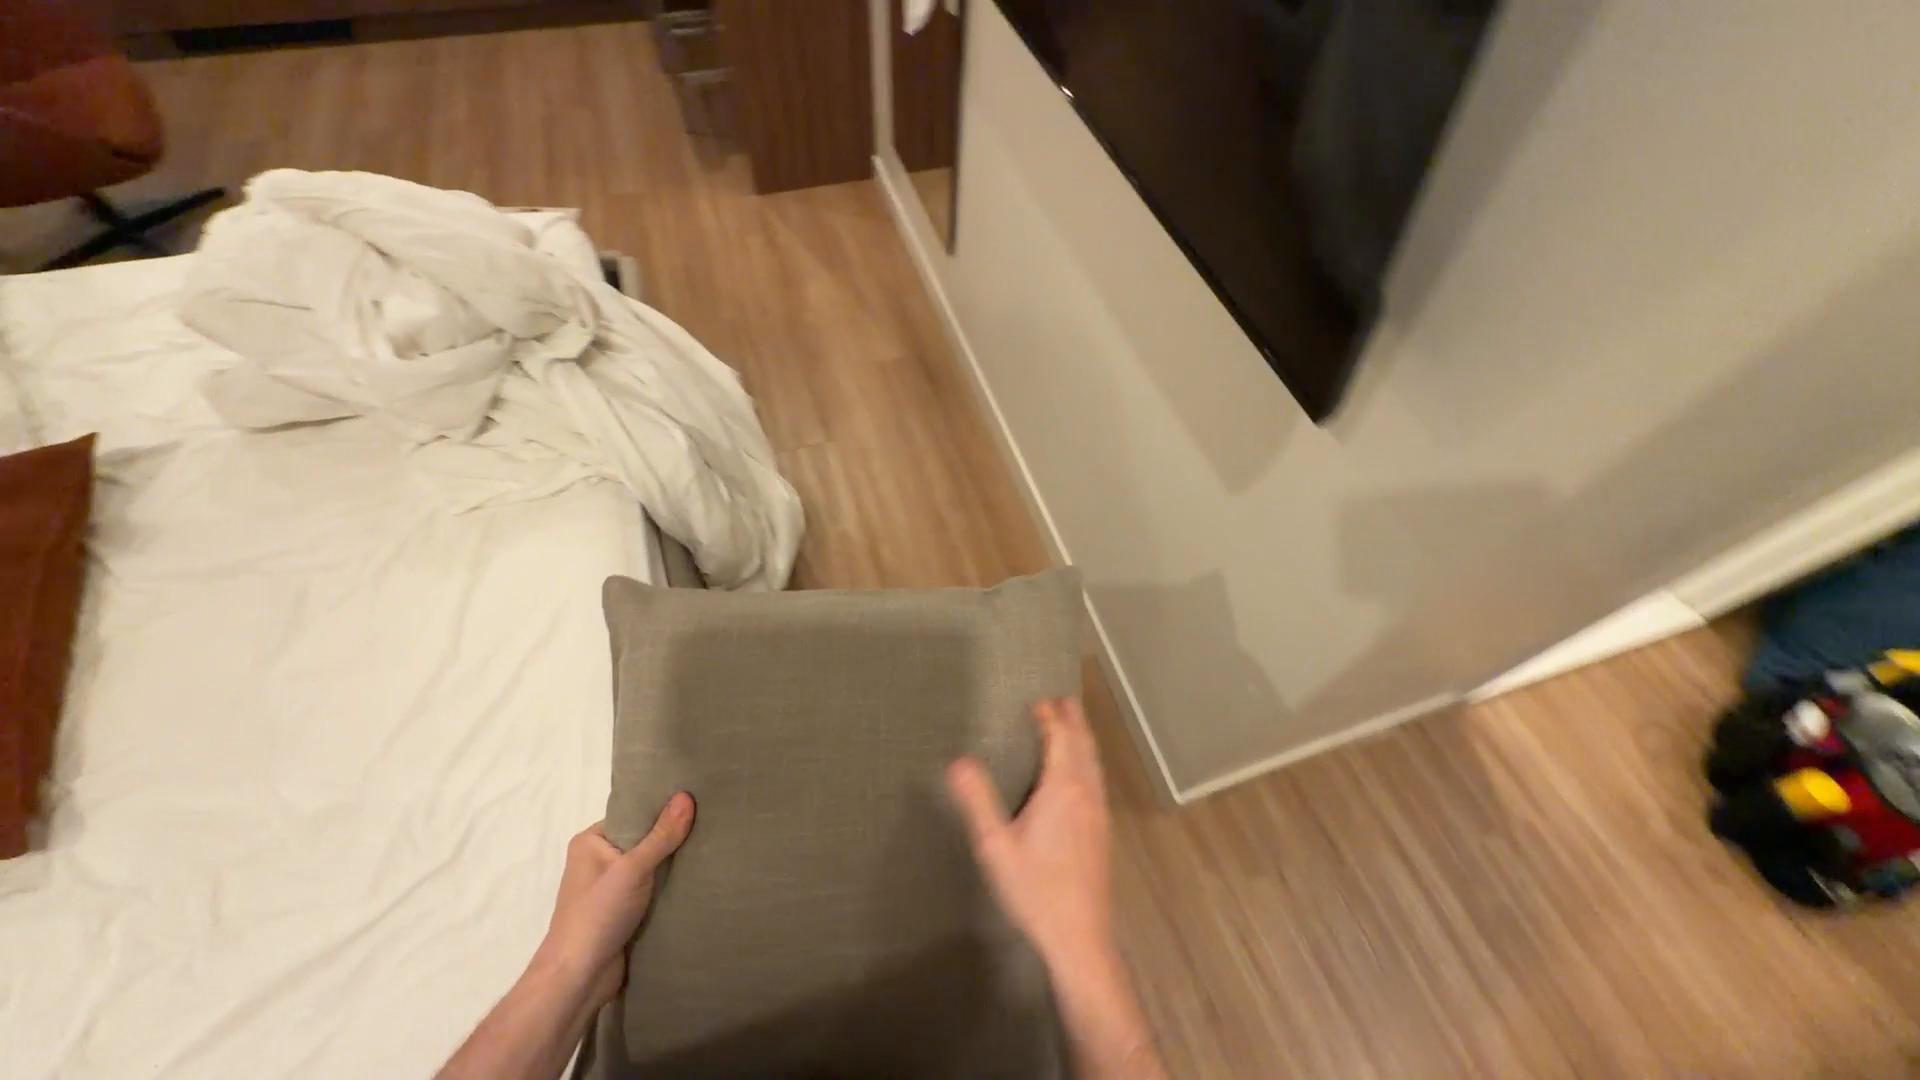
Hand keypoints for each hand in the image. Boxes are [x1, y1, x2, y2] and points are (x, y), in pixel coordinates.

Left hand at [539, 795, 694, 1007]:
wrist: (579, 978)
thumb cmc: (597, 914)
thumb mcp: (632, 869)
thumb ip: (661, 836)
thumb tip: (686, 795)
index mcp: (590, 842)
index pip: (632, 815)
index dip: (662, 807)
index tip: (696, 797)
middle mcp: (598, 861)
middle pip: (644, 839)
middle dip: (673, 836)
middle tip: (712, 819)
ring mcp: (611, 888)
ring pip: (651, 866)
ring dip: (674, 863)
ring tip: (713, 844)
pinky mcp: (624, 911)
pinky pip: (653, 888)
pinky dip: (671, 885)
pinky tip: (699, 876)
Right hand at [946, 698, 1114, 976]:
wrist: (1079, 934)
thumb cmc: (1034, 888)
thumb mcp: (995, 845)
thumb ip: (977, 800)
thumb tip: (958, 761)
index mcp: (1063, 789)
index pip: (1060, 738)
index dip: (1050, 717)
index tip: (1038, 701)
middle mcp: (1086, 793)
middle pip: (1084, 744)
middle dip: (1073, 719)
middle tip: (1061, 699)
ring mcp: (1099, 812)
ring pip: (1095, 762)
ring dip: (1083, 738)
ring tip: (1072, 725)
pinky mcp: (1102, 830)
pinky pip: (1097, 779)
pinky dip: (1088, 760)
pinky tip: (1081, 774)